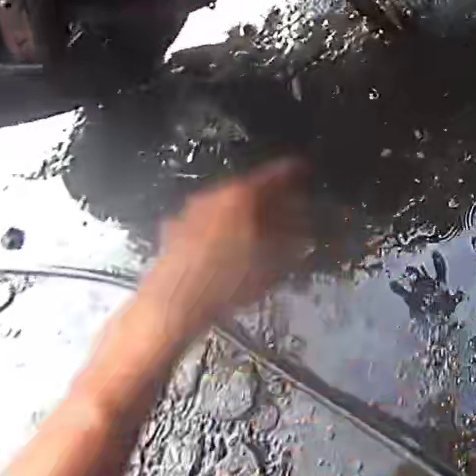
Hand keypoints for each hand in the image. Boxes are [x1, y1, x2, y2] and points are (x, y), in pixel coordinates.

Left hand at [134, 159, 308, 339]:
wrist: (171, 305)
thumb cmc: (226, 281)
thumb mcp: (274, 263)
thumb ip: (293, 240)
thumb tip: (303, 232)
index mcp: (239, 195)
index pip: (274, 174)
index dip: (293, 172)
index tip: (304, 170)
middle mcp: (213, 196)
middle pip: (251, 190)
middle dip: (273, 200)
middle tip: (292, 211)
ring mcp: (190, 212)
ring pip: (229, 206)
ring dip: (249, 215)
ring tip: (266, 234)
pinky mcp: (176, 231)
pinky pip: (211, 221)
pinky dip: (228, 228)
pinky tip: (236, 249)